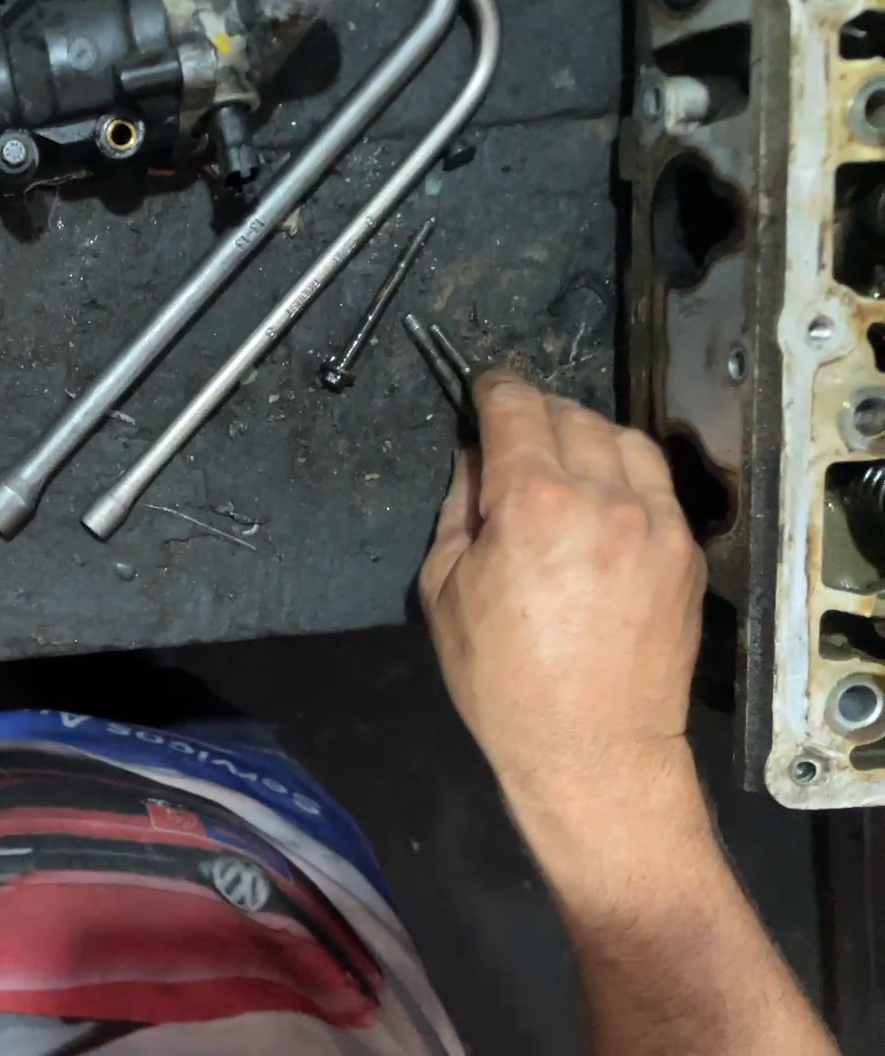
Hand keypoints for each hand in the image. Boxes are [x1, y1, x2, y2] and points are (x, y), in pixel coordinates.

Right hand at [418, 372, 706, 816]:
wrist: (588, 741)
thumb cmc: (494, 669)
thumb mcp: (443, 585)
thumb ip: (459, 511)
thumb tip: (472, 464)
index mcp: (531, 504)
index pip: (517, 415)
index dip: (494, 390)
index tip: (482, 386)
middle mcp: (603, 498)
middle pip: (572, 417)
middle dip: (533, 410)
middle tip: (504, 426)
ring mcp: (658, 522)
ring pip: (623, 439)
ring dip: (581, 431)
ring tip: (551, 452)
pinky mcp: (686, 549)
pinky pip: (654, 481)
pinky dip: (618, 467)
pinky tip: (593, 490)